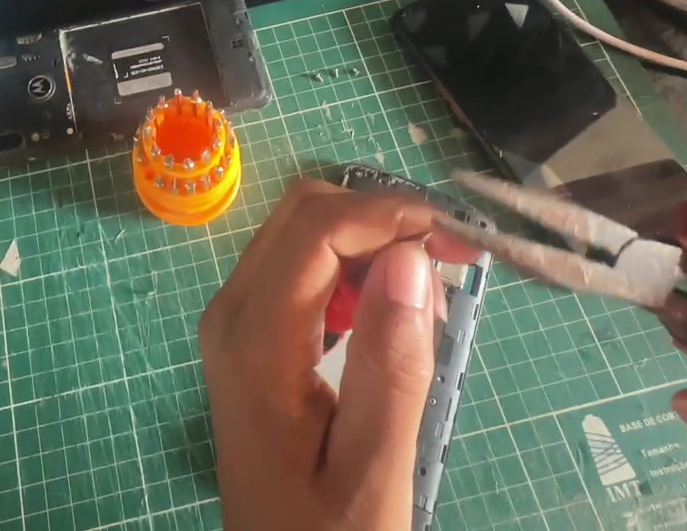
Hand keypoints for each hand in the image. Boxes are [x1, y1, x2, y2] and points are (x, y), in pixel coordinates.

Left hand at [198, 178, 480, 529]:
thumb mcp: (373, 473)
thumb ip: (390, 365)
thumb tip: (408, 257)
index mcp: (254, 340)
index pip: (315, 229)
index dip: (386, 214)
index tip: (454, 237)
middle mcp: (232, 309)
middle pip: (302, 214)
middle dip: (378, 219)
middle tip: (446, 261)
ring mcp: (236, 316)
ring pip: (302, 232)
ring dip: (368, 242)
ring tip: (425, 301)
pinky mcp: (251, 329)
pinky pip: (300, 266)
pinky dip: (350, 268)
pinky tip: (388, 314)